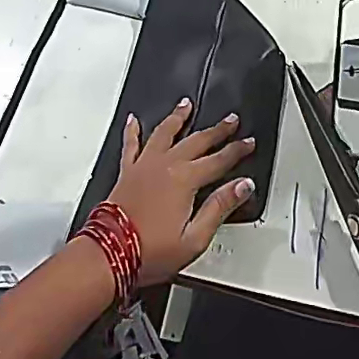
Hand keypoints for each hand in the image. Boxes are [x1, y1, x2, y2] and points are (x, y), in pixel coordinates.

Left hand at [105, 98, 256, 286]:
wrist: (111, 254)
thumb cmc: (149, 250)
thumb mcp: (195, 237)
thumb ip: (220, 207)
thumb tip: (242, 186)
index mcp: (185, 180)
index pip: (219, 160)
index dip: (237, 150)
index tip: (248, 142)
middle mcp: (164, 166)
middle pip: (197, 141)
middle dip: (217, 130)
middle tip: (230, 120)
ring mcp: (143, 166)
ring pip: (164, 132)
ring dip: (178, 117)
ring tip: (186, 104)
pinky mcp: (127, 172)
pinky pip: (131, 144)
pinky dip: (133, 130)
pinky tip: (133, 121)